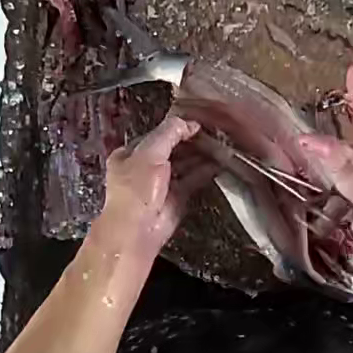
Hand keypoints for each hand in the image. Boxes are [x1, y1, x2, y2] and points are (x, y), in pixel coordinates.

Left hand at [97, 114, 216, 257]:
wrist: (137, 229)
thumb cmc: (136, 188)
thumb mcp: (149, 153)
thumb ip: (169, 134)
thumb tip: (190, 123)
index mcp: (131, 153)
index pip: (157, 135)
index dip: (176, 128)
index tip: (198, 122)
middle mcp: (145, 167)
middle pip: (173, 149)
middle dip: (192, 142)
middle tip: (214, 133)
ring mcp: (162, 183)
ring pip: (184, 163)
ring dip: (201, 155)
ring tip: (221, 145)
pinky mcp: (177, 197)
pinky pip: (192, 179)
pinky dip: (204, 171)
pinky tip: (218, 162)